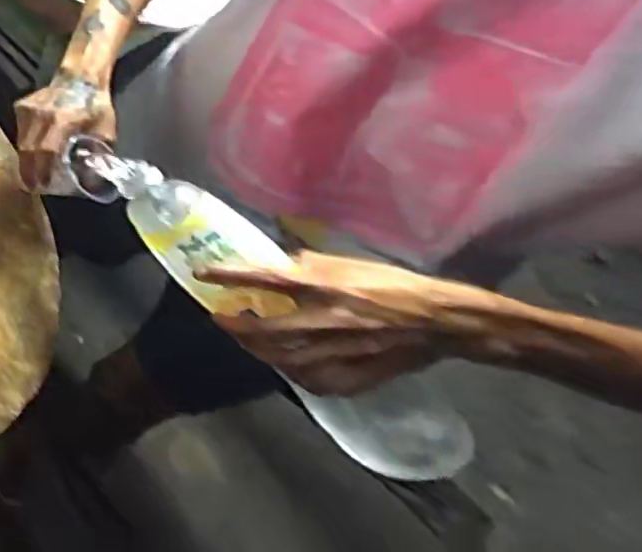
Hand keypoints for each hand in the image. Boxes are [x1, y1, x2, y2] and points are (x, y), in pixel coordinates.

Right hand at [14, 77, 115, 190]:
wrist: (79, 77)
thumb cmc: (95, 106)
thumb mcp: (105, 132)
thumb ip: (97, 155)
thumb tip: (91, 180)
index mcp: (62, 121)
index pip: (46, 150)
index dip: (42, 170)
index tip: (42, 186)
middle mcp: (41, 115)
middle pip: (28, 149)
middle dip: (28, 170)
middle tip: (31, 186)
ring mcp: (28, 110)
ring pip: (21, 141)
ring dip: (25, 159)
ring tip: (29, 175)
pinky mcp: (21, 107)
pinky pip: (20, 132)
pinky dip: (24, 145)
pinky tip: (30, 154)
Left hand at [196, 252, 494, 395]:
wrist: (440, 321)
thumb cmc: (388, 283)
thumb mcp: (341, 262)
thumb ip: (304, 263)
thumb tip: (274, 258)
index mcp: (321, 286)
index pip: (262, 278)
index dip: (227, 276)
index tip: (201, 274)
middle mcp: (325, 320)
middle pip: (267, 330)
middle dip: (236, 327)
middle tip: (220, 318)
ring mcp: (342, 352)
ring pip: (285, 360)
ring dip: (259, 351)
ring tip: (246, 339)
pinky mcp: (359, 377)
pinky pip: (315, 382)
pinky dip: (293, 373)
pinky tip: (285, 364)